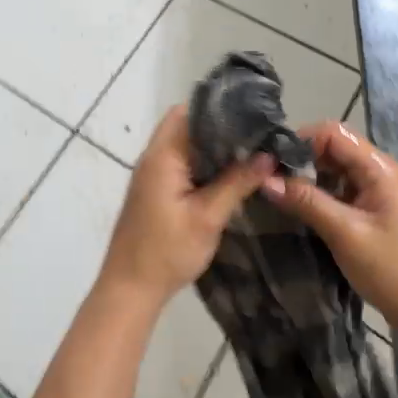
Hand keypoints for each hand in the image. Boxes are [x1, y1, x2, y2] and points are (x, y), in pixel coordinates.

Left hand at [98, 106, 273, 304]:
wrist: (130, 287)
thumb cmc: (168, 251)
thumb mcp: (208, 217)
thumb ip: (237, 183)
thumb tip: (268, 155)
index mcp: (162, 155)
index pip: (188, 113)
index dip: (219, 110)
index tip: (251, 115)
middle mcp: (153, 156)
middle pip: (186, 126)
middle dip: (219, 128)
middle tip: (256, 136)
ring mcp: (152, 173)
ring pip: (184, 145)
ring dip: (211, 147)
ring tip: (249, 151)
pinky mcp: (155, 190)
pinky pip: (181, 164)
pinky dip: (202, 164)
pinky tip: (228, 175)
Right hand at [261, 121, 397, 341]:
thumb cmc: (394, 272)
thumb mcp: (345, 234)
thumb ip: (306, 201)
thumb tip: (264, 179)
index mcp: (380, 169)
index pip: (333, 133)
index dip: (301, 140)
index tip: (272, 161)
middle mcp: (383, 173)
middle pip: (336, 149)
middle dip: (303, 159)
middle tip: (273, 179)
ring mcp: (384, 194)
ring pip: (339, 171)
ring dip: (313, 179)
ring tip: (284, 195)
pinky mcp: (382, 213)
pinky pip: (347, 191)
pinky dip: (326, 195)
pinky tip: (307, 212)